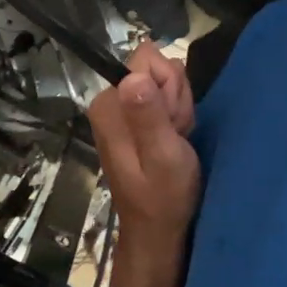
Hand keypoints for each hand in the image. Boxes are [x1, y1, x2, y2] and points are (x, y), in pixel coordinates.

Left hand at [88, 43, 199, 249]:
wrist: (159, 227)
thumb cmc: (163, 196)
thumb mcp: (162, 155)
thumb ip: (149, 115)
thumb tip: (133, 77)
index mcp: (109, 104)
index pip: (146, 59)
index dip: (167, 84)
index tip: (170, 118)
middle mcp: (110, 100)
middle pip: (156, 68)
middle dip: (174, 97)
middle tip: (174, 132)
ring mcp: (123, 108)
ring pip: (164, 81)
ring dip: (177, 108)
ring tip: (174, 139)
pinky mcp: (135, 116)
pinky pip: (164, 96)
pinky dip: (176, 116)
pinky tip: (175, 138)